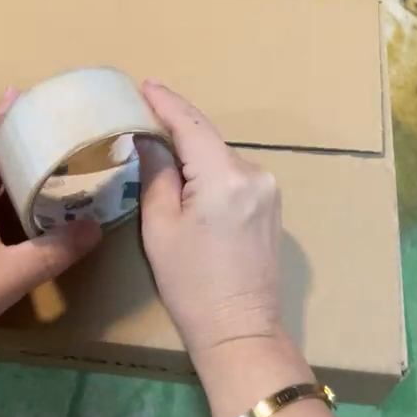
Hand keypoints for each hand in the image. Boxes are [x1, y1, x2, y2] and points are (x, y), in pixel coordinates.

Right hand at [136, 80, 286, 357]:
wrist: (241, 331)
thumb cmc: (191, 285)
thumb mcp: (161, 228)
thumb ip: (157, 174)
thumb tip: (148, 138)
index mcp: (224, 177)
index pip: (191, 125)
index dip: (166, 102)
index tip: (144, 84)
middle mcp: (253, 172)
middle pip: (208, 139)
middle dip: (176, 126)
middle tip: (144, 112)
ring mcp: (268, 187)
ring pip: (221, 155)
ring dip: (194, 151)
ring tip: (161, 147)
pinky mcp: (272, 202)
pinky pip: (234, 173)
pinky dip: (211, 168)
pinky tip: (192, 175)